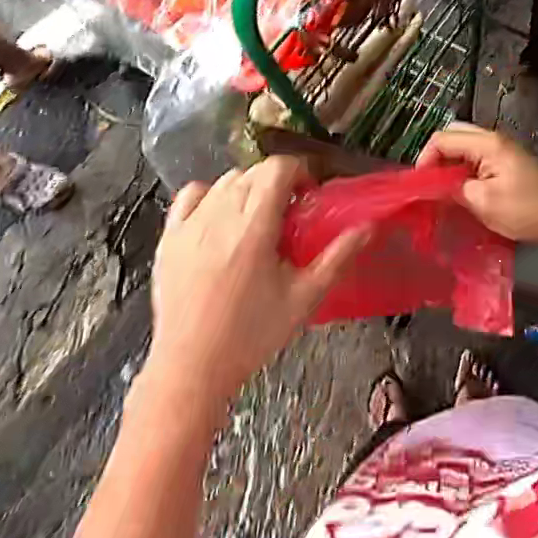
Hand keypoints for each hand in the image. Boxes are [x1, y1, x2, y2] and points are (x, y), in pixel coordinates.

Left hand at [144, 159, 366, 407]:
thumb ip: (338, 256)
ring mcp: (189, 227)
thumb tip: (369, 226)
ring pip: (225, 180)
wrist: (191, 369)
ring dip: (249, 188)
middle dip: (278, 181)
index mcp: (254, 227)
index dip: (300, 172)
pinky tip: (222, 218)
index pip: (277, 168)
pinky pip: (190, 196)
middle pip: (254, 171)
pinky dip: (211, 196)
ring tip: (260, 218)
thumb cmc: (252, 335)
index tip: (309, 196)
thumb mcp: (305, 297)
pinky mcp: (168, 240)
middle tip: (292, 212)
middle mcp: (219, 218)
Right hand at [418, 123, 537, 248]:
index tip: (419, 186)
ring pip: (465, 148)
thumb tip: (433, 186)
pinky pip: (478, 159)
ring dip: (450, 166)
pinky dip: (464, 171)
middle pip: (454, 137)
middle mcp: (495, 139)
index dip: (425, 159)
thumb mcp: (483, 202)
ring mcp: (504, 150)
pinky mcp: (509, 163)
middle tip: (429, 186)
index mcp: (488, 143)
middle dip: (436, 159)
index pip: (443, 138)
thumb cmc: (525, 210)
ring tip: (442, 192)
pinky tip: (461, 192)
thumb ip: (454, 190)